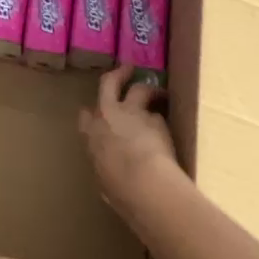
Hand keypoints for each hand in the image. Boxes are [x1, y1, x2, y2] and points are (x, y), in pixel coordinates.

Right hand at [78, 65, 180, 209]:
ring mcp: (132, 113)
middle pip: (108, 84)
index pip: (85, 115)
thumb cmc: (119, 188)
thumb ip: (107, 170)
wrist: (143, 181)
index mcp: (91, 135)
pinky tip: (172, 123)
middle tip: (127, 70)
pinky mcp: (156, 119)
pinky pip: (159, 113)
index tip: (97, 112)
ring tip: (159, 92)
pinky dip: (164, 116)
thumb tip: (111, 178)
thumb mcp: (105, 182)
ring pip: (139, 89)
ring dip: (149, 89)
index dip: (92, 113)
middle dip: (118, 75)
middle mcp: (108, 116)